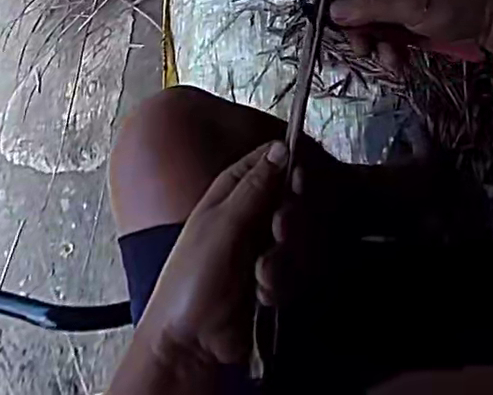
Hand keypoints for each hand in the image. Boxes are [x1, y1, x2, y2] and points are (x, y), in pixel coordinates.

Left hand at [130, 140, 289, 373]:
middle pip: (294, 197)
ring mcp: (265, 243)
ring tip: (261, 276)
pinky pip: (299, 267)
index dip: (290, 168)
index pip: (273, 159)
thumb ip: (256, 186)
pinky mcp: (276, 274)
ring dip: (285, 259)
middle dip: (291, 220)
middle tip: (277, 235)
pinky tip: (263, 295)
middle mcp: (253, 210)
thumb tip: (281, 147)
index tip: (295, 185)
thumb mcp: (223, 225)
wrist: (190, 345)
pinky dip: (284, 283)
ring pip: (301, 234)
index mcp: (234, 188)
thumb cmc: (194, 278)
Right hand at [329, 0, 492, 64]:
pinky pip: (386, 33)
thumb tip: (332, 10)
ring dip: (376, 45)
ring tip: (391, 61)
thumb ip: (369, 6)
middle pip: (356, 3)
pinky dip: (389, 49)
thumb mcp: (409, 4)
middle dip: (361, 30)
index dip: (338, 2)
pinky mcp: (406, 17)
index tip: (335, 28)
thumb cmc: (453, 2)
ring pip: (370, 23)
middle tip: (365, 50)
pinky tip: (398, 63)